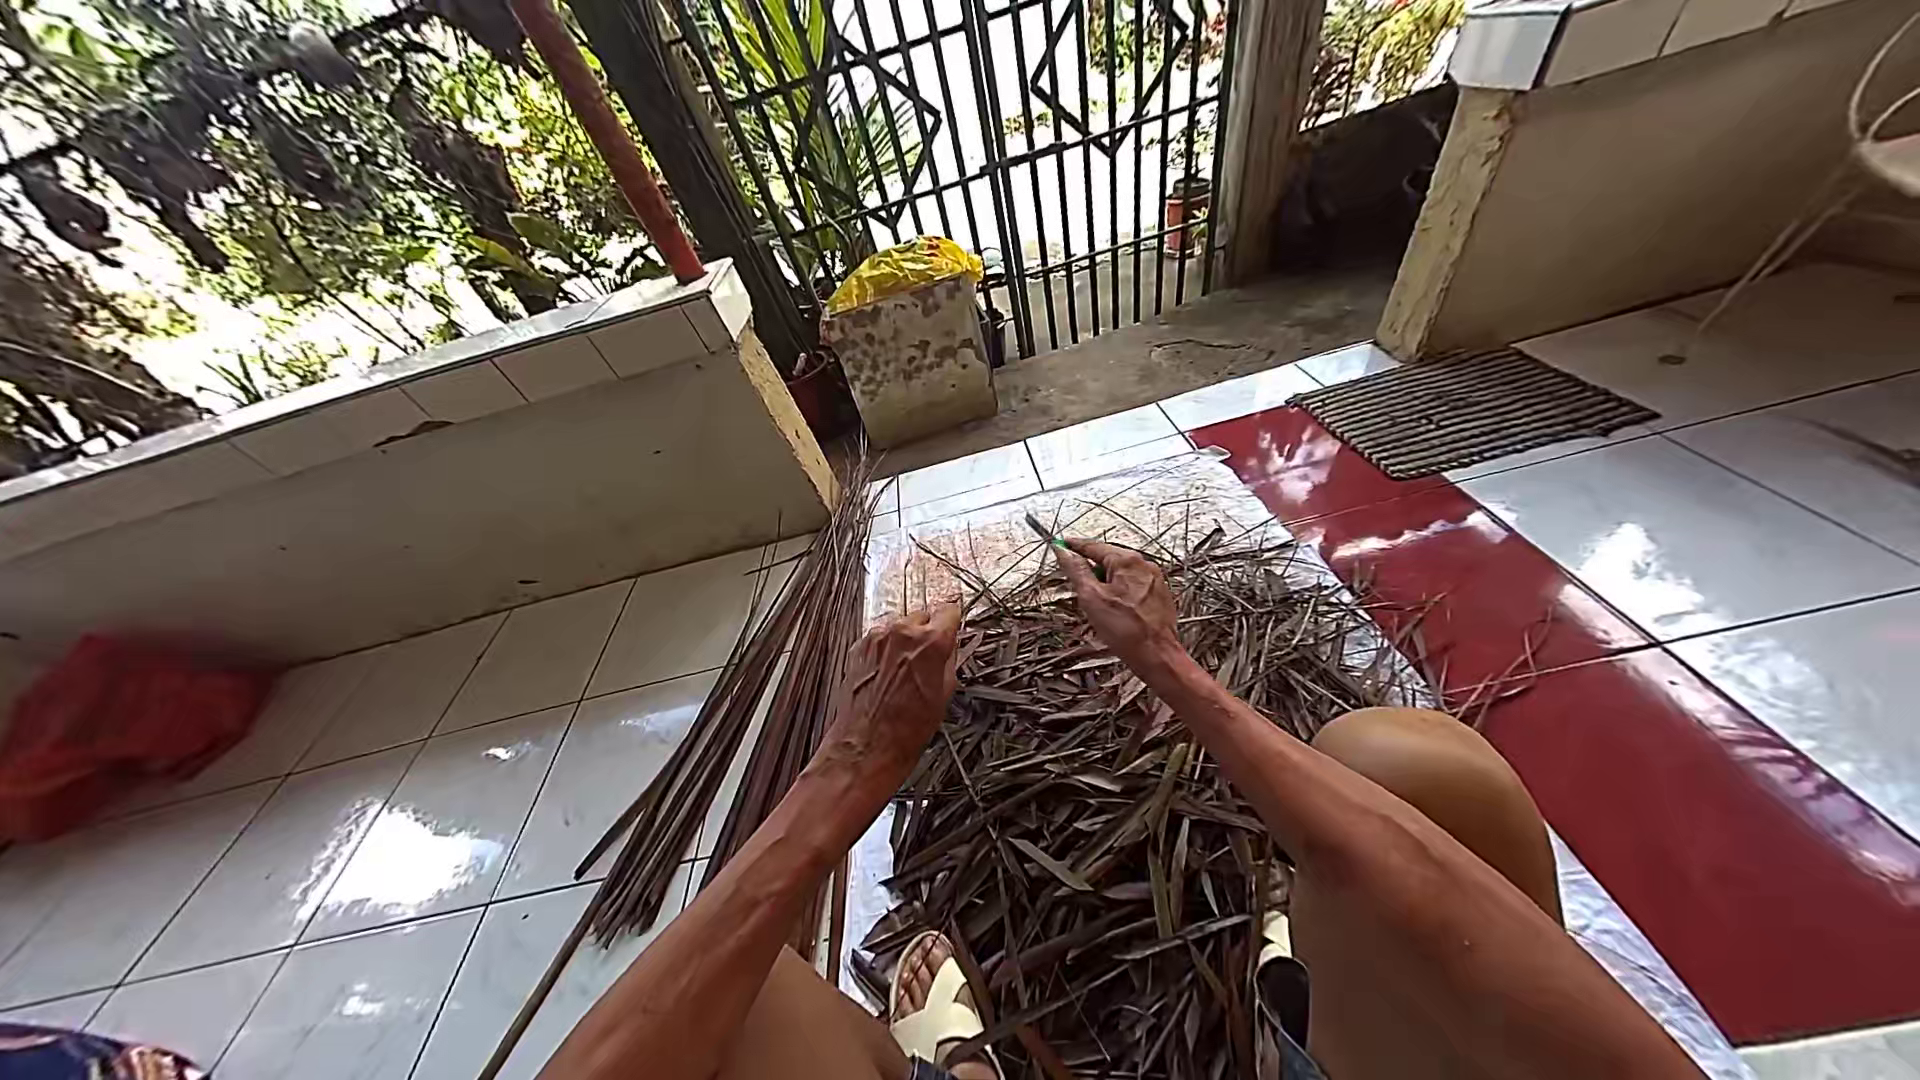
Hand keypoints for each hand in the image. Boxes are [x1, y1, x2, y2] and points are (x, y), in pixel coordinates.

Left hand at [812, 604, 962, 794]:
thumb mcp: (945, 693)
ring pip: (900, 626)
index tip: (953, 623)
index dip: (953, 620)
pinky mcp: (860, 647)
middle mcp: (902, 633)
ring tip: (907, 671)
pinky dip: (887, 649)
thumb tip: (950, 647)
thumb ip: (949, 659)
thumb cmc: (905, 728)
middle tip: (930, 658)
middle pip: (924, 616)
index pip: (949, 611)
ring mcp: (878, 638)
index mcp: (930, 642)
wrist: (868, 745)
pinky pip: (881, 638)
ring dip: (906, 641)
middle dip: (929, 633)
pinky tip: (890, 674)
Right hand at [1052, 538, 1184, 675]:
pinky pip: (1132, 585)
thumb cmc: (1128, 631)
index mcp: (1128, 561)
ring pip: (1120, 574)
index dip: (1075, 546)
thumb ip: (1076, 570)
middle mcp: (1144, 565)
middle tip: (1077, 582)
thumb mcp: (1091, 597)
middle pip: (1108, 559)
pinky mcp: (1158, 594)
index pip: (1094, 546)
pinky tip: (1114, 610)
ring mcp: (1154, 580)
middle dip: (1091, 570)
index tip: (1063, 544)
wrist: (1157, 656)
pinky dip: (1119, 592)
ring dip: (1105, 583)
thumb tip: (1064, 552)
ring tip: (1097, 604)